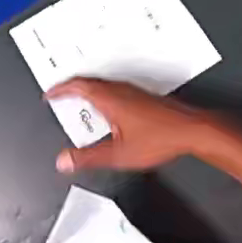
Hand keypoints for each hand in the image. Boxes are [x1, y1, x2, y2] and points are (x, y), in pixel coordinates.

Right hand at [47, 78, 225, 172]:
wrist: (191, 130)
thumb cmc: (161, 138)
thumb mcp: (118, 154)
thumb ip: (88, 157)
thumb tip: (64, 160)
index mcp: (110, 99)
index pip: (78, 86)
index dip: (60, 89)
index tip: (50, 94)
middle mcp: (122, 90)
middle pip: (89, 82)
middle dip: (71, 88)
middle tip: (60, 95)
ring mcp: (134, 92)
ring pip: (104, 85)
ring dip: (88, 90)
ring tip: (78, 101)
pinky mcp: (144, 97)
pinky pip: (116, 90)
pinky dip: (103, 95)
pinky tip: (107, 109)